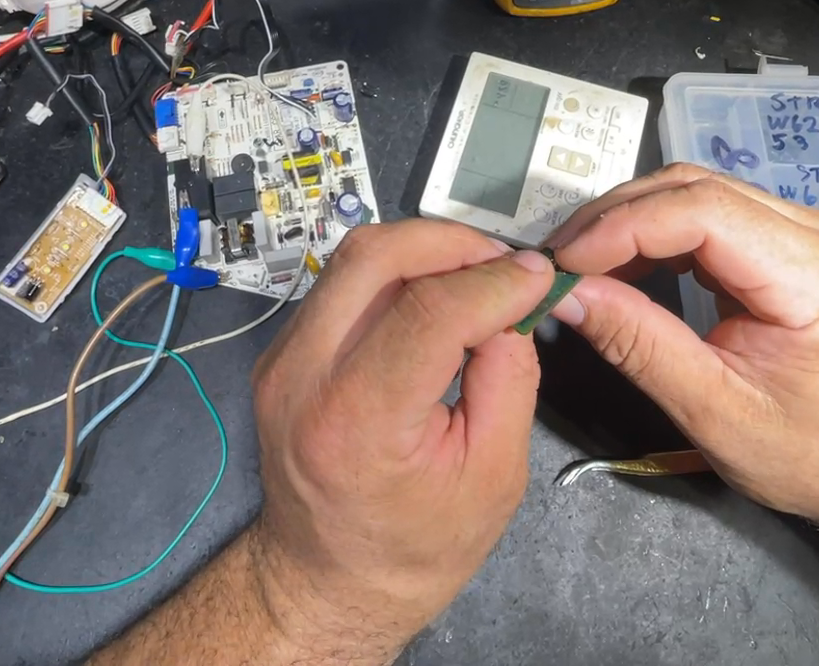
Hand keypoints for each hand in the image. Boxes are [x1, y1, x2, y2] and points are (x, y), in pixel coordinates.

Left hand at [244, 220, 557, 661]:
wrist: (324, 578)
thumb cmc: (416, 546)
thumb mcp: (494, 477)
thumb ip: (510, 377)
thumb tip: (510, 298)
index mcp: (356, 421)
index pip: (427, 312)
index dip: (492, 282)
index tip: (538, 274)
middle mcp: (303, 374)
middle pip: (373, 257)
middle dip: (449, 241)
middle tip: (501, 259)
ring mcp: (280, 357)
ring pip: (352, 257)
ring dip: (422, 249)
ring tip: (473, 272)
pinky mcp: (280, 349)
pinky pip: (341, 282)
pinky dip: (394, 271)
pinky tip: (432, 293)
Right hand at [545, 164, 818, 531]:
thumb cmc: (815, 457)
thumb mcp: (716, 414)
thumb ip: (638, 345)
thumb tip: (564, 293)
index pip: (706, 212)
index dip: (624, 226)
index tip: (565, 263)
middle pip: (698, 188)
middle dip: (617, 216)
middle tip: (560, 260)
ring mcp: (813, 229)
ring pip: (699, 191)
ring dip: (632, 219)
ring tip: (583, 262)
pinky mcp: (794, 238)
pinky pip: (712, 213)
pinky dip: (658, 232)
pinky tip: (628, 263)